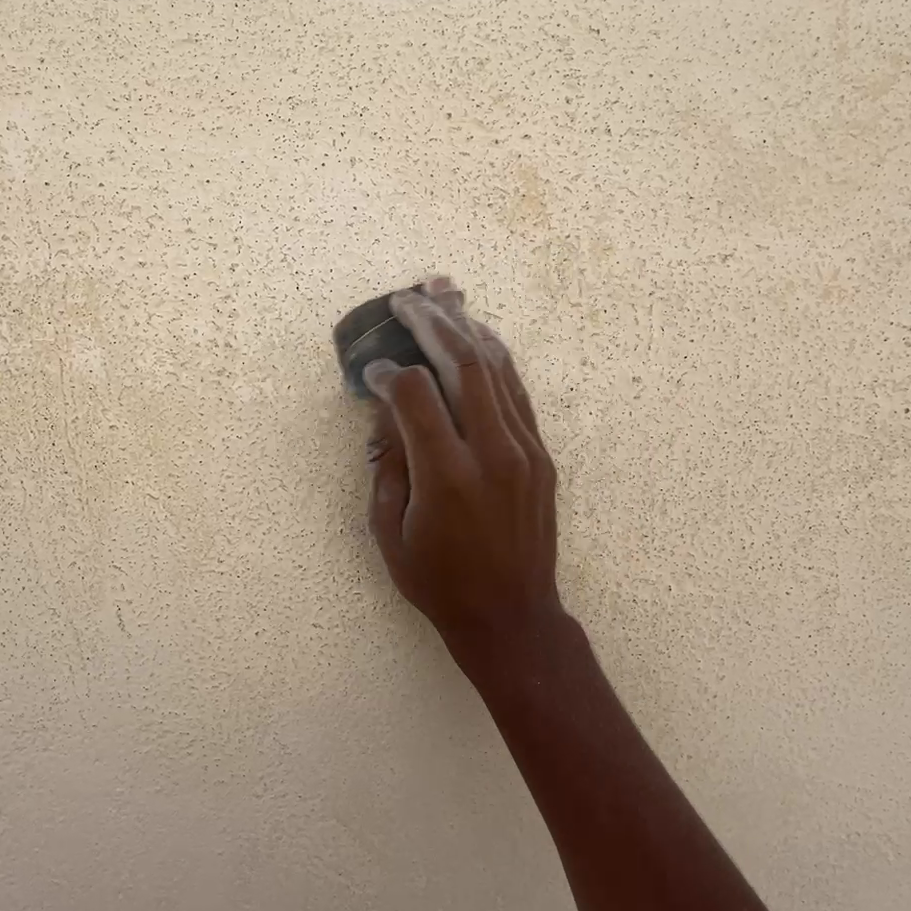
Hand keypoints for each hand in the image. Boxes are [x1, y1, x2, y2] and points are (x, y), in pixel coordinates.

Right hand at [364, 278, 561, 657]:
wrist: (512, 616)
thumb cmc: (439, 582)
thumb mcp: (389, 532)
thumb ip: (386, 466)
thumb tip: (386, 416)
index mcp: (446, 477)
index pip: (414, 394)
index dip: (386, 374)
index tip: (369, 372)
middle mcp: (491, 453)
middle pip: (462, 363)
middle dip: (430, 322)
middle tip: (404, 298)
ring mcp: (524, 451)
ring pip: (496, 368)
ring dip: (466, 326)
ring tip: (442, 294)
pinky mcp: (541, 455)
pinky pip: (517, 391)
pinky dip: (494, 357)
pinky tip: (476, 336)